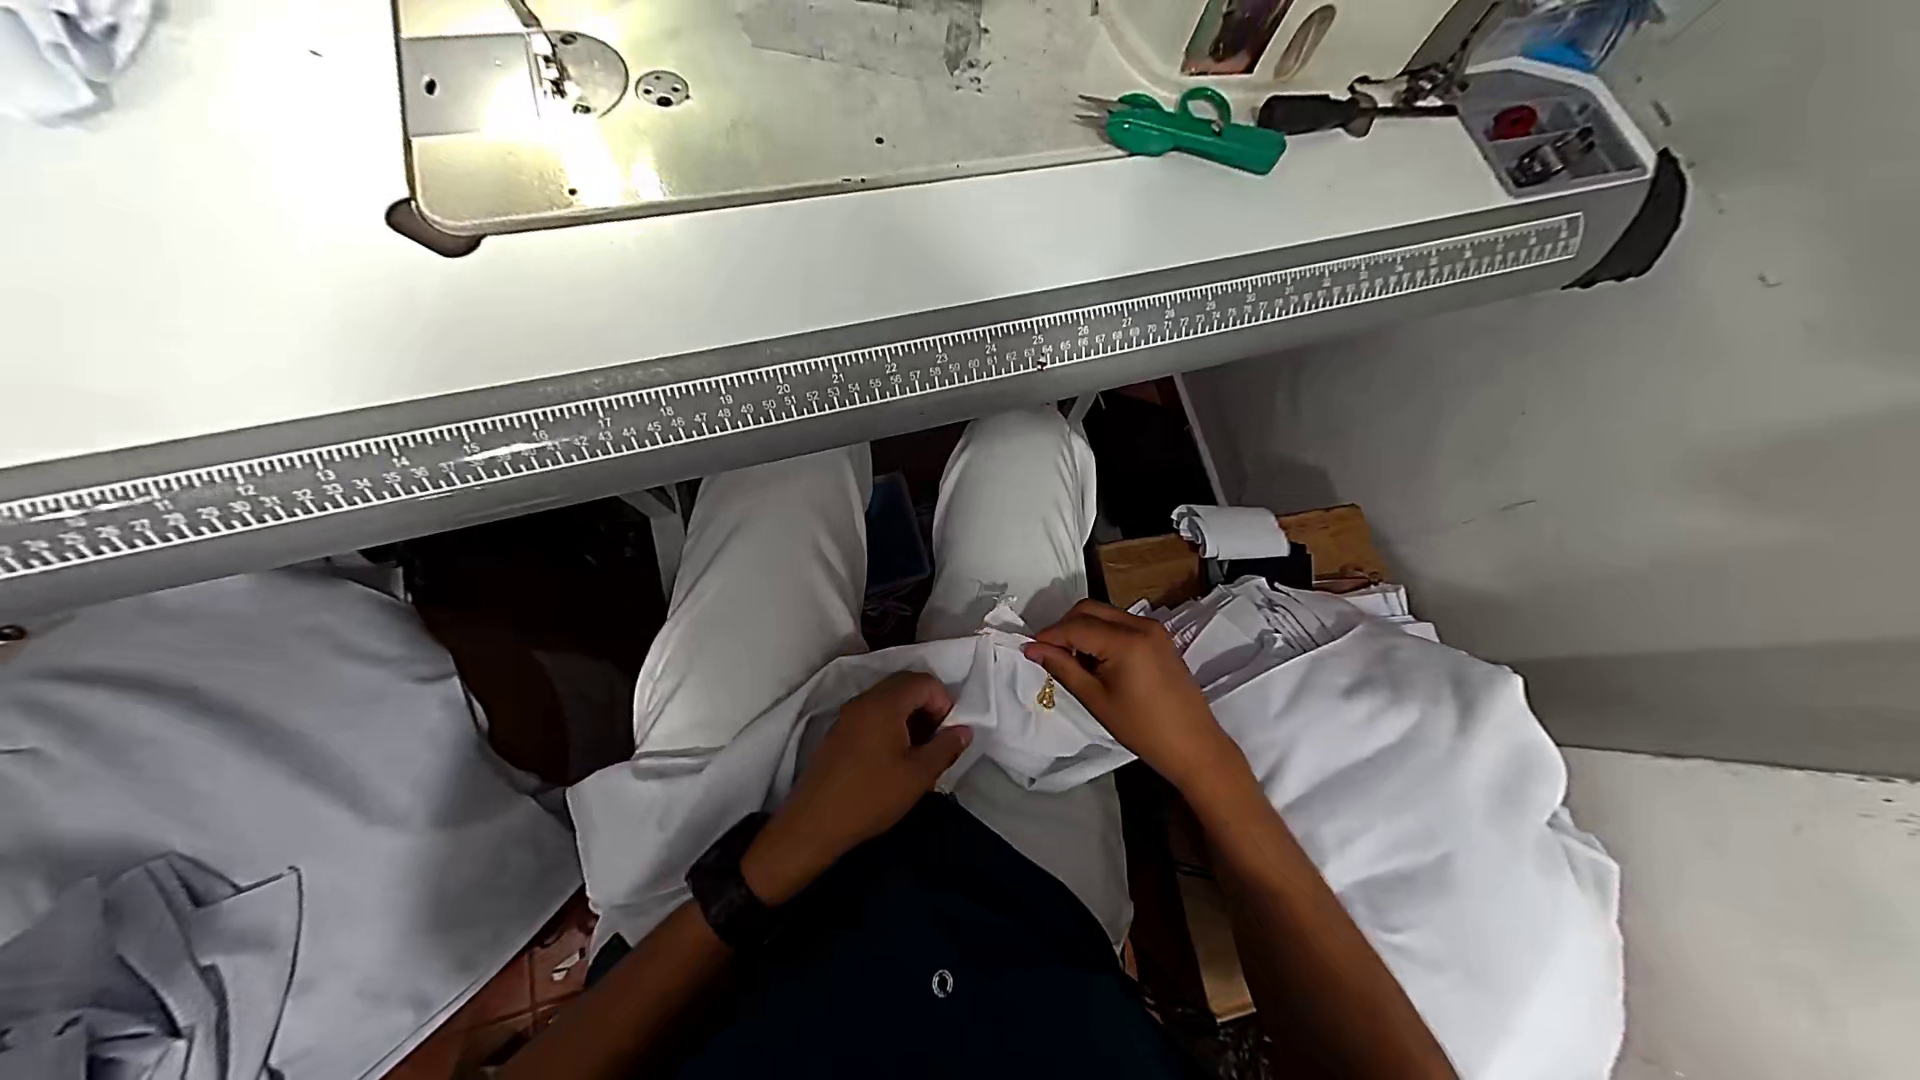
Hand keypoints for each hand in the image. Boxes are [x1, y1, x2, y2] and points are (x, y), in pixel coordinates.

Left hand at [741, 672, 970, 904]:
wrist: (814, 823)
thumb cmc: (871, 796)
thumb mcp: (918, 775)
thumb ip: (946, 747)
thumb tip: (964, 730)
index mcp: (884, 704)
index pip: (923, 682)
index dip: (943, 701)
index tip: (949, 731)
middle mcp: (863, 700)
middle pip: (903, 685)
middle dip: (927, 705)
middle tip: (938, 737)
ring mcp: (847, 715)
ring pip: (886, 699)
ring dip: (909, 715)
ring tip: (919, 749)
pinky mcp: (838, 732)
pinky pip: (871, 713)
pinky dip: (890, 723)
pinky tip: (894, 756)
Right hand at [1024, 599, 1247, 794]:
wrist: (1194, 745)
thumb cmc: (1142, 728)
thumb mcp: (1095, 699)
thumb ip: (1062, 667)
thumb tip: (1032, 649)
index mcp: (1125, 640)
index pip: (1075, 626)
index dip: (1048, 636)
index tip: (1028, 649)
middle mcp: (1141, 625)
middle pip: (1089, 610)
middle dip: (1064, 627)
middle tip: (1049, 654)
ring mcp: (1153, 629)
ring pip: (1105, 614)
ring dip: (1083, 629)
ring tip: (1072, 660)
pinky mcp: (1160, 637)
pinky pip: (1121, 623)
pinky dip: (1102, 633)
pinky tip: (1096, 660)